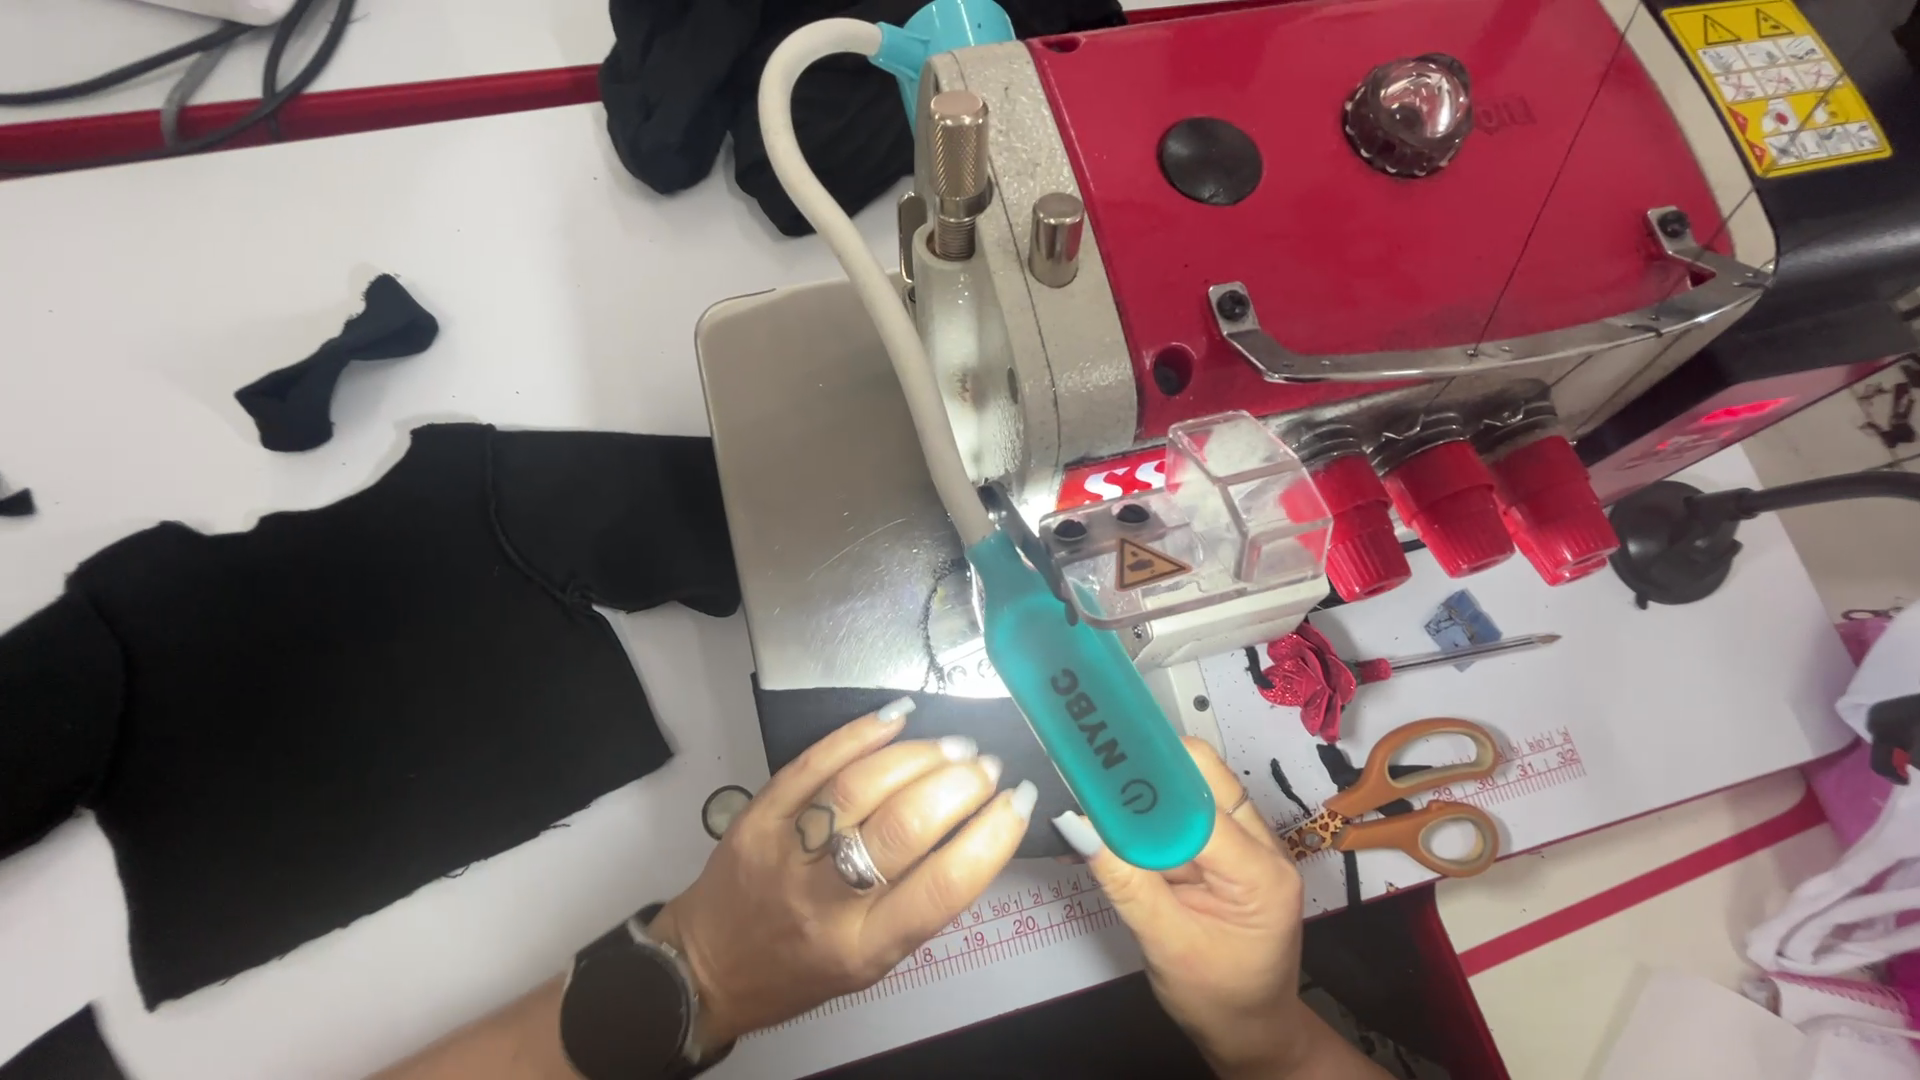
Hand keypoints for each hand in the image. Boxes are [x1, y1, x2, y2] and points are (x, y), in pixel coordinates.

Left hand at [649, 698, 1036, 1049]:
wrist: (709, 965)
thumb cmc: (803, 968)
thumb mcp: (871, 960)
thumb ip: (918, 902)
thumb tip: (975, 827)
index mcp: (865, 947)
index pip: (942, 887)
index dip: (990, 837)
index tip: (1017, 801)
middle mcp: (825, 900)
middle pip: (902, 828)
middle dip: (956, 786)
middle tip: (984, 766)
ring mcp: (785, 851)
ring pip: (860, 788)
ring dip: (917, 756)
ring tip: (952, 746)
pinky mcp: (759, 814)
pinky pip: (813, 763)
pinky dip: (860, 733)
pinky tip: (897, 716)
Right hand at [1053, 738, 1382, 1078]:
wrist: (1250, 1031)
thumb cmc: (1217, 999)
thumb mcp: (1165, 945)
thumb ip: (1124, 882)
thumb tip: (1078, 824)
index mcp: (1261, 873)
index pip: (1200, 806)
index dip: (1150, 783)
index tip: (1099, 766)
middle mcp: (1261, 846)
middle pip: (1203, 778)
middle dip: (1148, 770)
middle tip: (1095, 768)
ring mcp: (1246, 844)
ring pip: (1191, 789)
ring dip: (1146, 790)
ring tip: (1097, 792)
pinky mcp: (1226, 848)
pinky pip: (1184, 813)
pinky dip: (1149, 814)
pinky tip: (1115, 821)